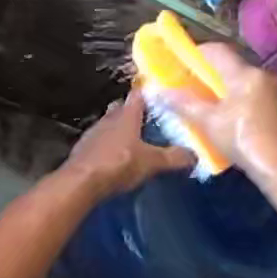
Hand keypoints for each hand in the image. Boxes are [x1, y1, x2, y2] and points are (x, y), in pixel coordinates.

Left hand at [61, 89, 193, 199]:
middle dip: (131, 113)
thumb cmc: (120, 164)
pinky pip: (98, 143)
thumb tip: (194, 155)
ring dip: (117, 131)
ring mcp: (92, 134)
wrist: (82, 182)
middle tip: (145, 121)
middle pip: (120, 110)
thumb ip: (173, 158)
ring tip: (130, 139)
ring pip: (108, 126)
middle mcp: (107, 120)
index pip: (137, 97)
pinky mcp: (82, 150)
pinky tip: (113, 156)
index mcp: (126, 116)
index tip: (157, 97)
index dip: (147, 95)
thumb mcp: (152, 162)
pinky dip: (106, 147)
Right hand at [147, 43, 276, 181]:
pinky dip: (239, 99)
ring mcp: (276, 90)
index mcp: (245, 74)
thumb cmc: (242, 141)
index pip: (217, 51)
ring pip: (243, 81)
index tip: (179, 62)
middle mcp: (262, 75)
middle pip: (230, 66)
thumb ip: (183, 103)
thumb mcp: (208, 123)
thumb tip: (158, 90)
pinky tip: (229, 117)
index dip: (195, 53)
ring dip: (224, 88)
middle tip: (188, 86)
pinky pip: (255, 94)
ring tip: (206, 104)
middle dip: (207, 74)